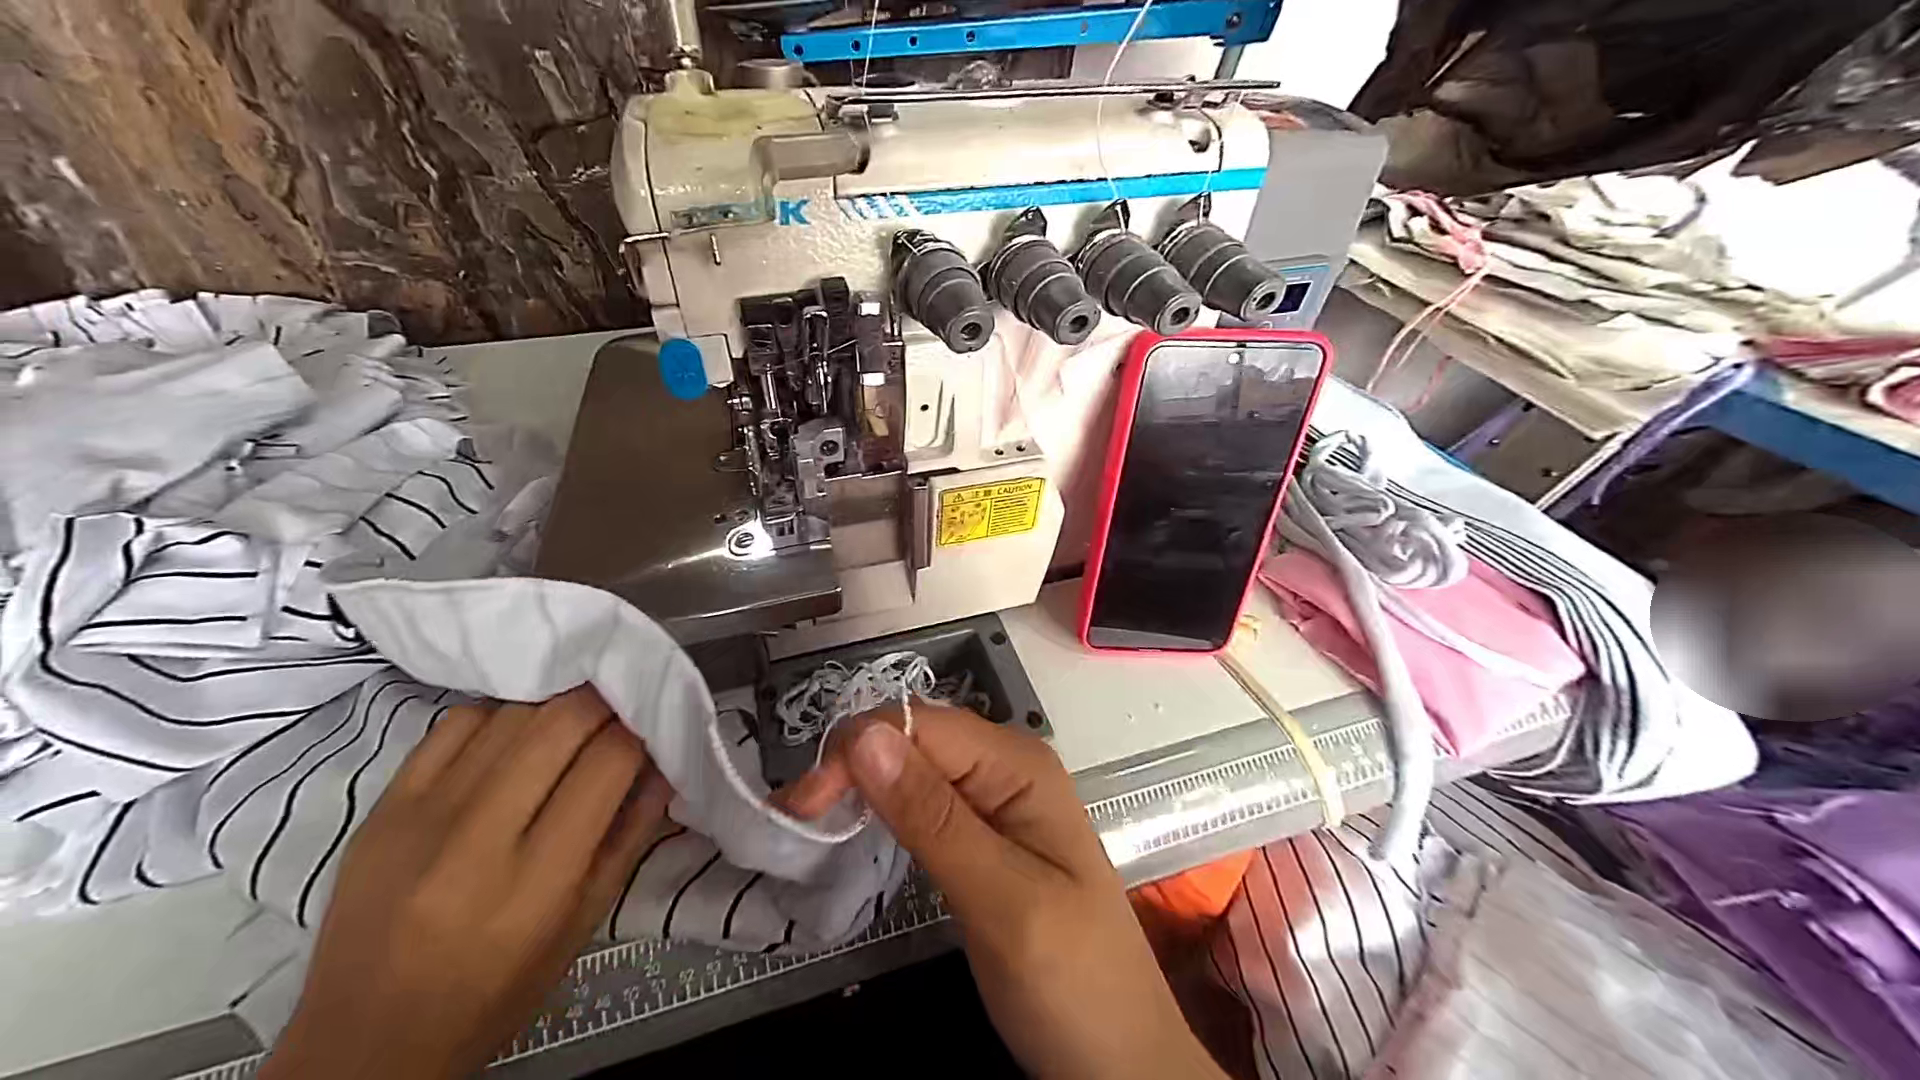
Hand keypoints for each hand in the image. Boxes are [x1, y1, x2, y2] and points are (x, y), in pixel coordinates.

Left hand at [260, 687, 672, 1079]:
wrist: (366, 1039)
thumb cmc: (498, 989)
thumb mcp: (585, 922)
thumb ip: (632, 834)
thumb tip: (665, 762)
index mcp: (538, 880)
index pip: (608, 764)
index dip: (640, 732)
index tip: (652, 726)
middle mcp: (477, 839)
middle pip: (560, 724)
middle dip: (604, 703)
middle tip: (621, 707)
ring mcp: (421, 816)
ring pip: (512, 714)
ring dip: (557, 705)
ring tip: (574, 721)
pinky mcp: (383, 806)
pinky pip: (455, 723)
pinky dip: (501, 713)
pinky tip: (516, 731)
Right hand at [786, 704, 1226, 1079]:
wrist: (1121, 1059)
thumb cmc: (1073, 982)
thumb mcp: (1003, 901)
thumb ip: (935, 818)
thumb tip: (866, 735)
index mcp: (1018, 764)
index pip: (918, 726)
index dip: (855, 751)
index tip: (801, 807)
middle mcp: (1006, 765)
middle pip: (914, 738)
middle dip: (851, 764)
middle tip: (796, 819)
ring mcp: (996, 798)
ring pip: (913, 766)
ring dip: (860, 785)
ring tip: (810, 821)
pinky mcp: (982, 832)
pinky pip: (923, 799)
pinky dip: (883, 808)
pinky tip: (858, 825)